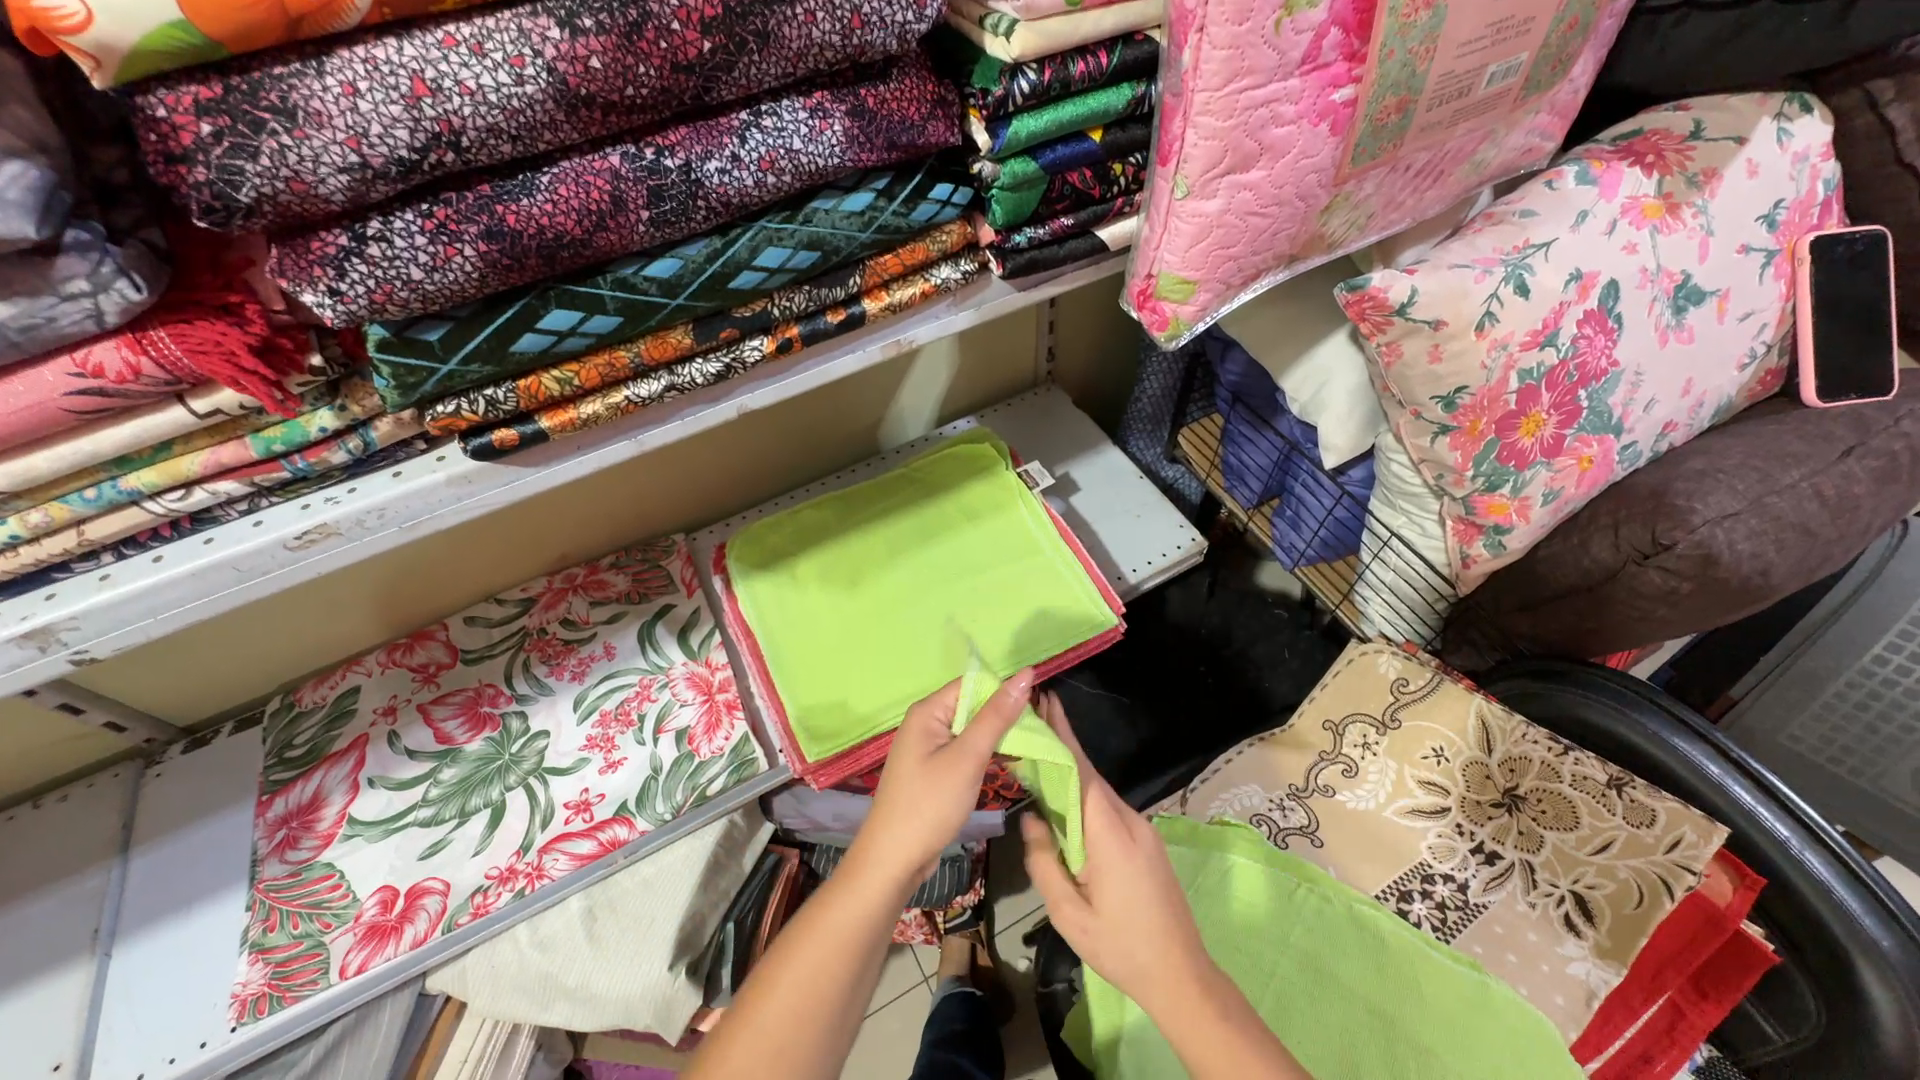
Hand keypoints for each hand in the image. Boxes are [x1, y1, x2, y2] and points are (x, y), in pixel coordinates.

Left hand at [846, 668, 1033, 894]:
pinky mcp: (935, 770)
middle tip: (1041, 732)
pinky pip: (966, 751)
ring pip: (973, 731)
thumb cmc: (930, 804)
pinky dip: (987, 755)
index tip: (1039, 705)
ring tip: (1035, 746)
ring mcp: (929, 748)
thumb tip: (1025, 675)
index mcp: (928, 711)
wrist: (895, 859)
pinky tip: (1013, 764)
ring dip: (999, 738)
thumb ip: (996, 716)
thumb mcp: (968, 758)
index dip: (1005, 690)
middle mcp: (926, 723)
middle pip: (974, 706)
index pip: (973, 684)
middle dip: (1005, 716)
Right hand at [1021, 692, 1216, 1014]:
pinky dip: (1085, 800)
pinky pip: (1109, 811)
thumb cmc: (1120, 947)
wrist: (1180, 974)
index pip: (1082, 771)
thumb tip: (1031, 819)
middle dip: (1061, 749)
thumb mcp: (1067, 913)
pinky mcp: (1147, 844)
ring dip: (1072, 777)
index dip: (1063, 735)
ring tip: (1037, 764)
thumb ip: (1044, 861)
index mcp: (1110, 834)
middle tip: (1029, 724)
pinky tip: (1065, 807)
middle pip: (1090, 777)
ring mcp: (1143, 832)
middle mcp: (1130, 822)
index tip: (1045, 701)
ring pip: (1100, 795)